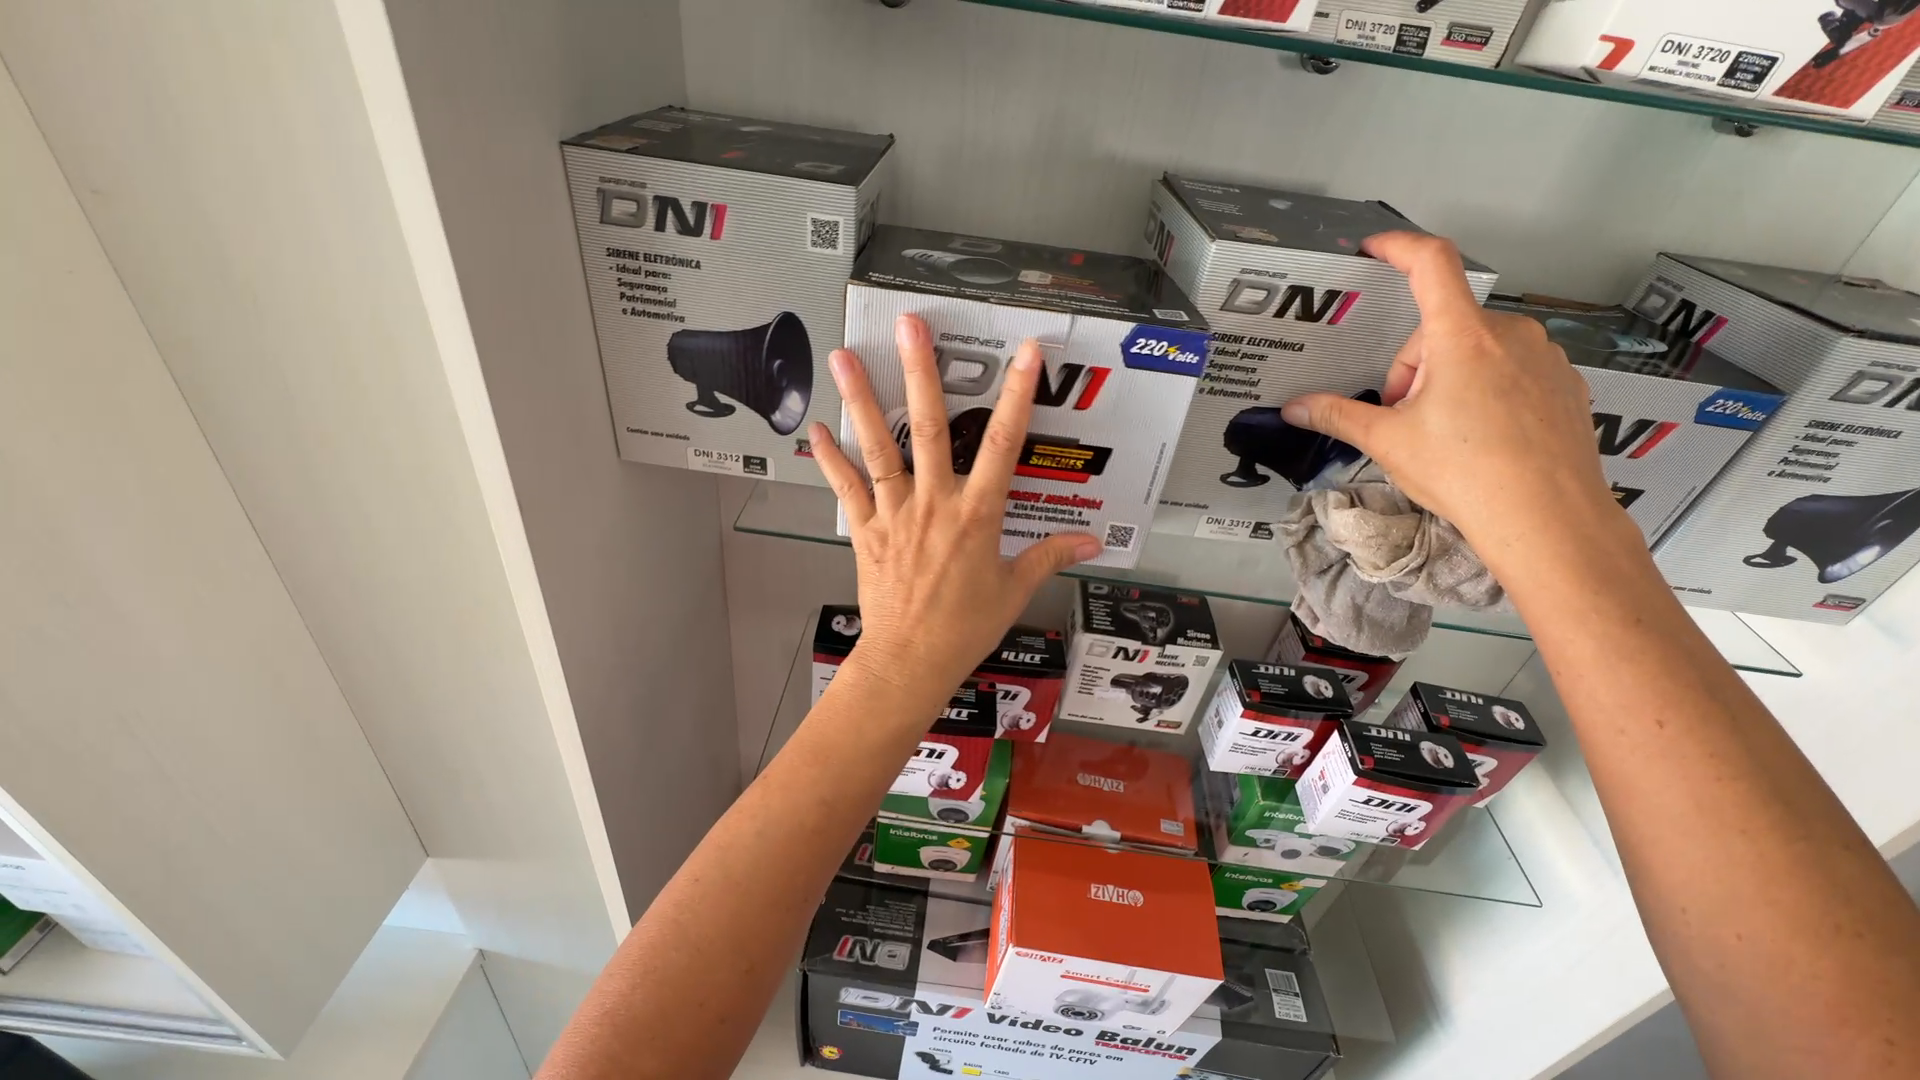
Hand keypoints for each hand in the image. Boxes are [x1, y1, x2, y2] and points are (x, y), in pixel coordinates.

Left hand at [812, 314, 1100, 693]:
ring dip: (862, 400)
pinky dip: (831, 459)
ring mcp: (896, 514)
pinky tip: (817, 428)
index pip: (1005, 444)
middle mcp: (935, 504)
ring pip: (880, 447)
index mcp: (978, 515)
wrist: (912, 660)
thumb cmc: (965, 628)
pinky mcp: (867, 530)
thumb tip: (1091, 543)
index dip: (1018, 395)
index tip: (1026, 354)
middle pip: (931, 427)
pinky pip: (847, 488)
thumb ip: (1051, 556)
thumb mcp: (1015, 589)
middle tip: (910, 327)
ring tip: (845, 358)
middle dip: (922, 372)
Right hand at [1280, 232, 1626, 564]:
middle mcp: (1510, 336)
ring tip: (1443, 433)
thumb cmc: (1466, 473)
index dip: (1398, 246)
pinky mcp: (1564, 384)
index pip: (1431, 264)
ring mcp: (1545, 358)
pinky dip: (1486, 392)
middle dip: (1412, 367)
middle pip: (1442, 328)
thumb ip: (1336, 415)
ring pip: (1477, 350)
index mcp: (1462, 338)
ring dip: (1448, 379)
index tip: (1374, 248)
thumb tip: (1294, 408)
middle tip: (1402, 417)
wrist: (1547, 518)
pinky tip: (1481, 437)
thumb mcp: (1387, 442)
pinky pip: (1512, 370)